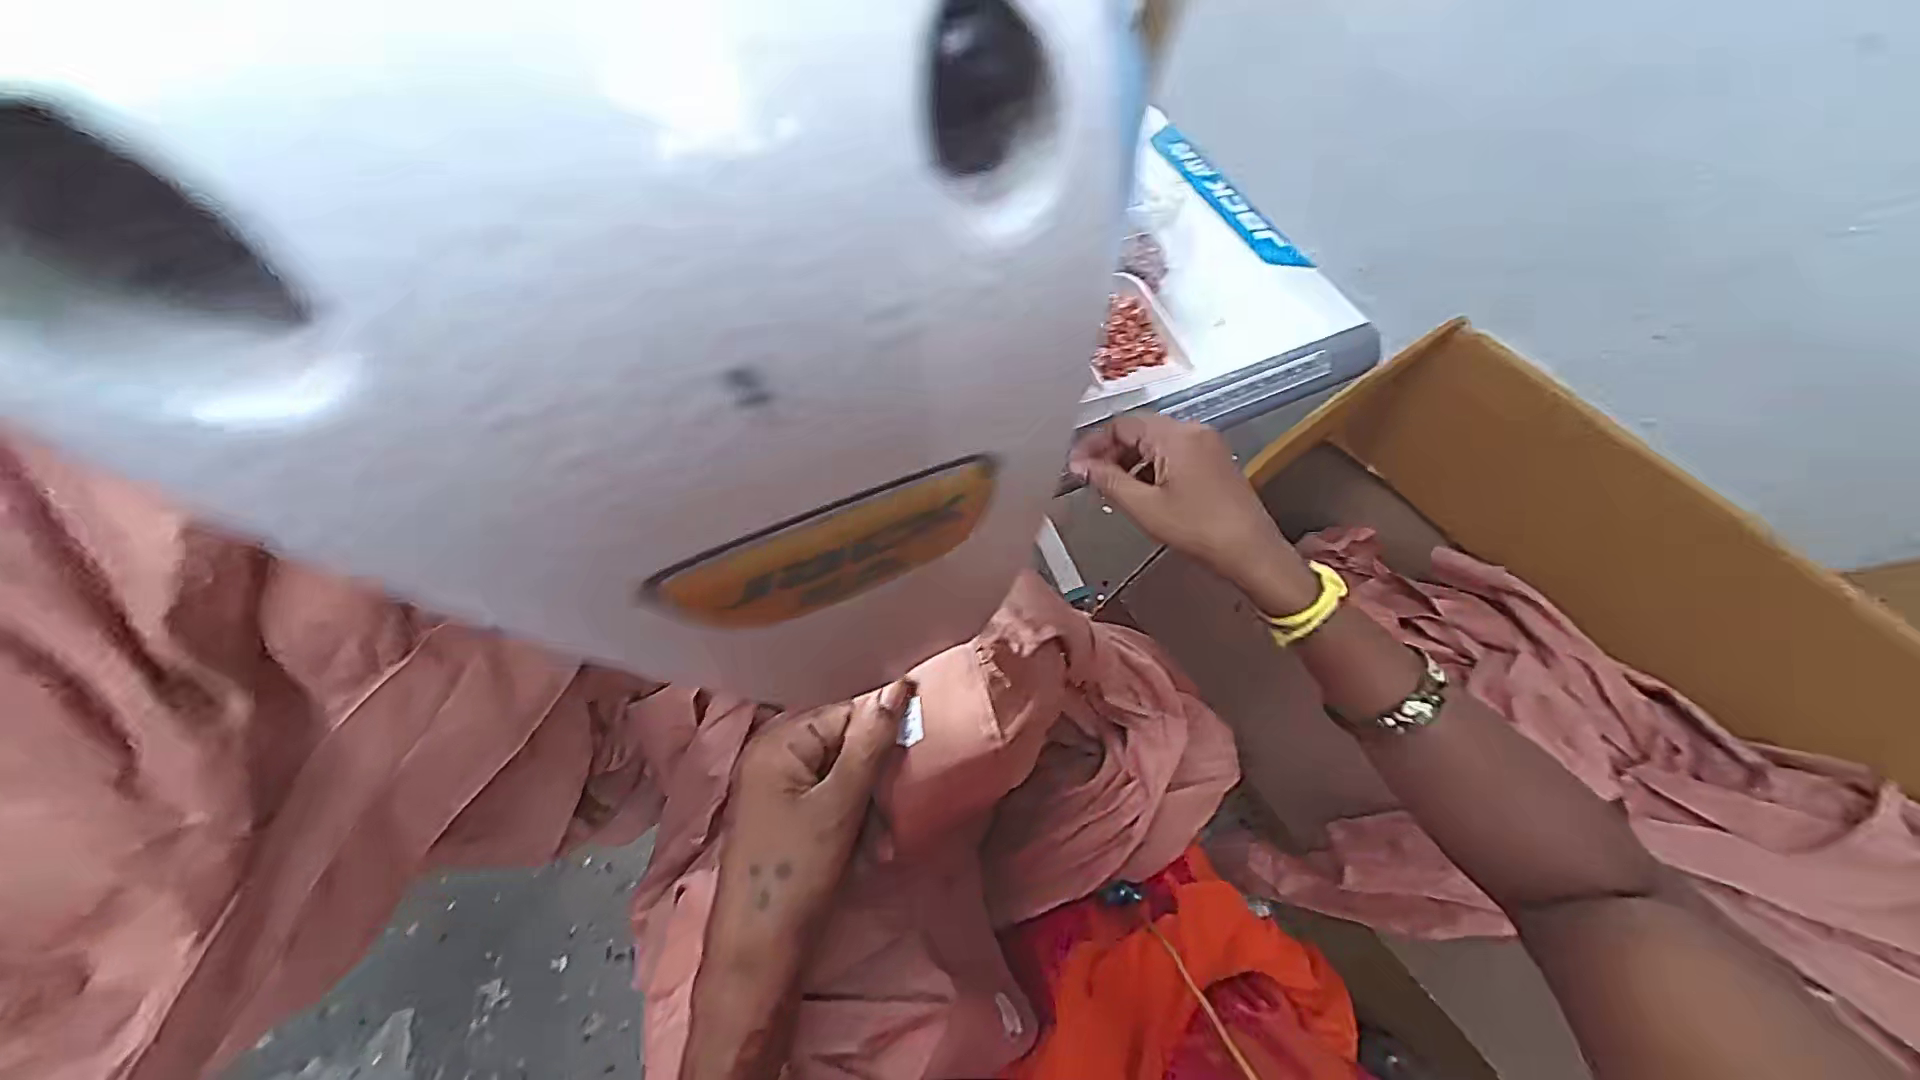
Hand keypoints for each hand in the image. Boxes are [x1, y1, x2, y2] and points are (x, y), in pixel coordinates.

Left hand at [715, 680, 912, 952]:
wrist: (757, 956)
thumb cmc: (796, 874)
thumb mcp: (840, 805)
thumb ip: (870, 743)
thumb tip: (896, 687)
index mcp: (778, 742)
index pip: (846, 714)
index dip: (881, 737)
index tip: (907, 766)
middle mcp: (773, 756)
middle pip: (846, 745)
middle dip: (874, 781)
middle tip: (890, 816)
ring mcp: (777, 788)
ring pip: (844, 777)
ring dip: (869, 808)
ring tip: (877, 846)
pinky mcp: (785, 816)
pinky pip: (830, 801)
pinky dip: (852, 823)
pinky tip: (864, 854)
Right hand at [1069, 414, 1318, 616]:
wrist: (1250, 551)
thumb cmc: (1201, 530)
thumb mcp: (1144, 507)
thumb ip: (1108, 481)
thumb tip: (1082, 467)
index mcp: (1175, 437)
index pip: (1121, 425)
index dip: (1094, 445)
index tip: (1077, 466)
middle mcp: (1193, 432)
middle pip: (1138, 431)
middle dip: (1110, 454)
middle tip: (1091, 479)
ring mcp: (1206, 445)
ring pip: (1154, 444)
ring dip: (1129, 462)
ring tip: (1113, 490)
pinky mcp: (1212, 461)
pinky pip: (1172, 454)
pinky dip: (1150, 468)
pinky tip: (1141, 492)